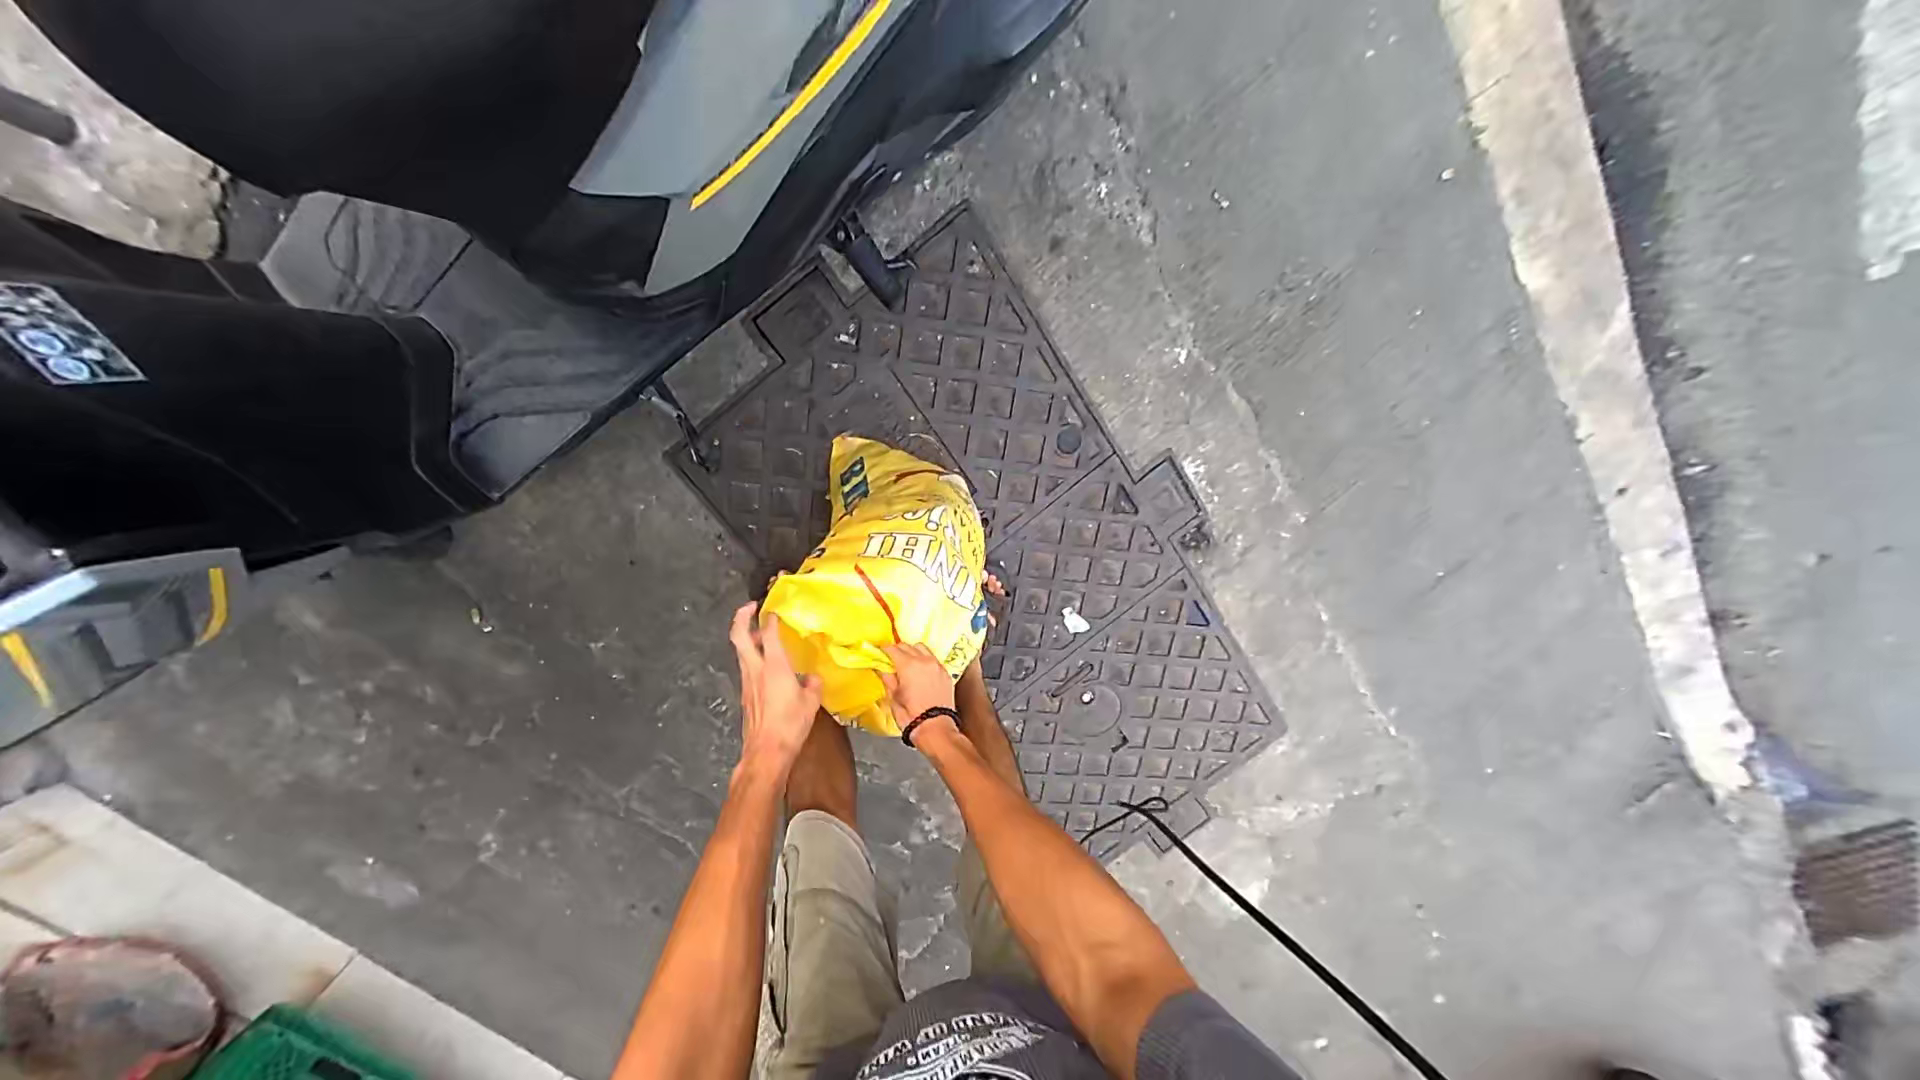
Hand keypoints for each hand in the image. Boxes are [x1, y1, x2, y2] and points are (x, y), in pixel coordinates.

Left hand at [728, 603, 822, 781]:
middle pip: (739, 636)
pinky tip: (766, 664)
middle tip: (750, 607)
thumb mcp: (811, 703)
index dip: (771, 619)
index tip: (775, 610)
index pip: (768, 634)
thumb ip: (813, 685)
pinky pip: (745, 667)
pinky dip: (751, 657)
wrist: (766, 752)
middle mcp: (755, 669)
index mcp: (774, 666)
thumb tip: (812, 678)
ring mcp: (746, 682)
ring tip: (760, 634)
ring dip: (747, 638)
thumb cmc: (790, 725)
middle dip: (741, 618)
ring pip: (740, 651)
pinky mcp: (745, 694)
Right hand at [880, 643, 958, 745]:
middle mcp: (924, 661)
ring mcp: (937, 666)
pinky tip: (921, 670)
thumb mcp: (894, 698)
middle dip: (898, 650)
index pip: (893, 649)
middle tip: (891, 658)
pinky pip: (933, 659)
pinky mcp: (946, 673)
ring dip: (913, 652)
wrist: (935, 728)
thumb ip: (888, 679)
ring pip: (922, 649)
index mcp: (908, 665)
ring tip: (907, 663)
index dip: (885, 650)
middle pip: (907, 646)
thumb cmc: (911, 716)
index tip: (881, 652)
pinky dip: (925, 660)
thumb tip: (883, 669)